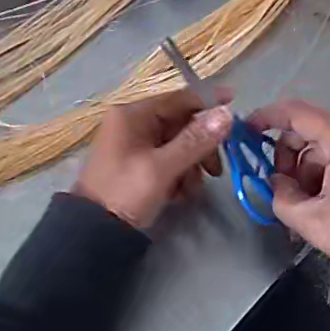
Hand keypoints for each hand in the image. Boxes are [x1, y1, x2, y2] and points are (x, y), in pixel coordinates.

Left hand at [73, 88, 233, 230]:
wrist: (94, 231)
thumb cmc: (125, 192)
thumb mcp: (162, 167)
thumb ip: (195, 140)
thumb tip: (226, 114)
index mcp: (132, 115)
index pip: (177, 98)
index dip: (207, 100)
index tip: (235, 102)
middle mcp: (132, 124)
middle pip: (180, 124)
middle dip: (200, 147)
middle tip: (215, 171)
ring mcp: (134, 145)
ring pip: (177, 145)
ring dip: (190, 166)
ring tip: (190, 191)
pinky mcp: (137, 165)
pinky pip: (167, 161)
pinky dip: (177, 175)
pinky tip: (179, 195)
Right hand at [247, 99, 329, 275]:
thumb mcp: (310, 221)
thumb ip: (279, 193)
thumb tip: (274, 180)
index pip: (296, 113)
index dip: (265, 118)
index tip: (246, 131)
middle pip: (308, 128)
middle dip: (288, 155)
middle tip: (282, 185)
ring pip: (324, 141)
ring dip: (306, 165)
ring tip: (308, 199)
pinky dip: (326, 168)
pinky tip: (326, 196)